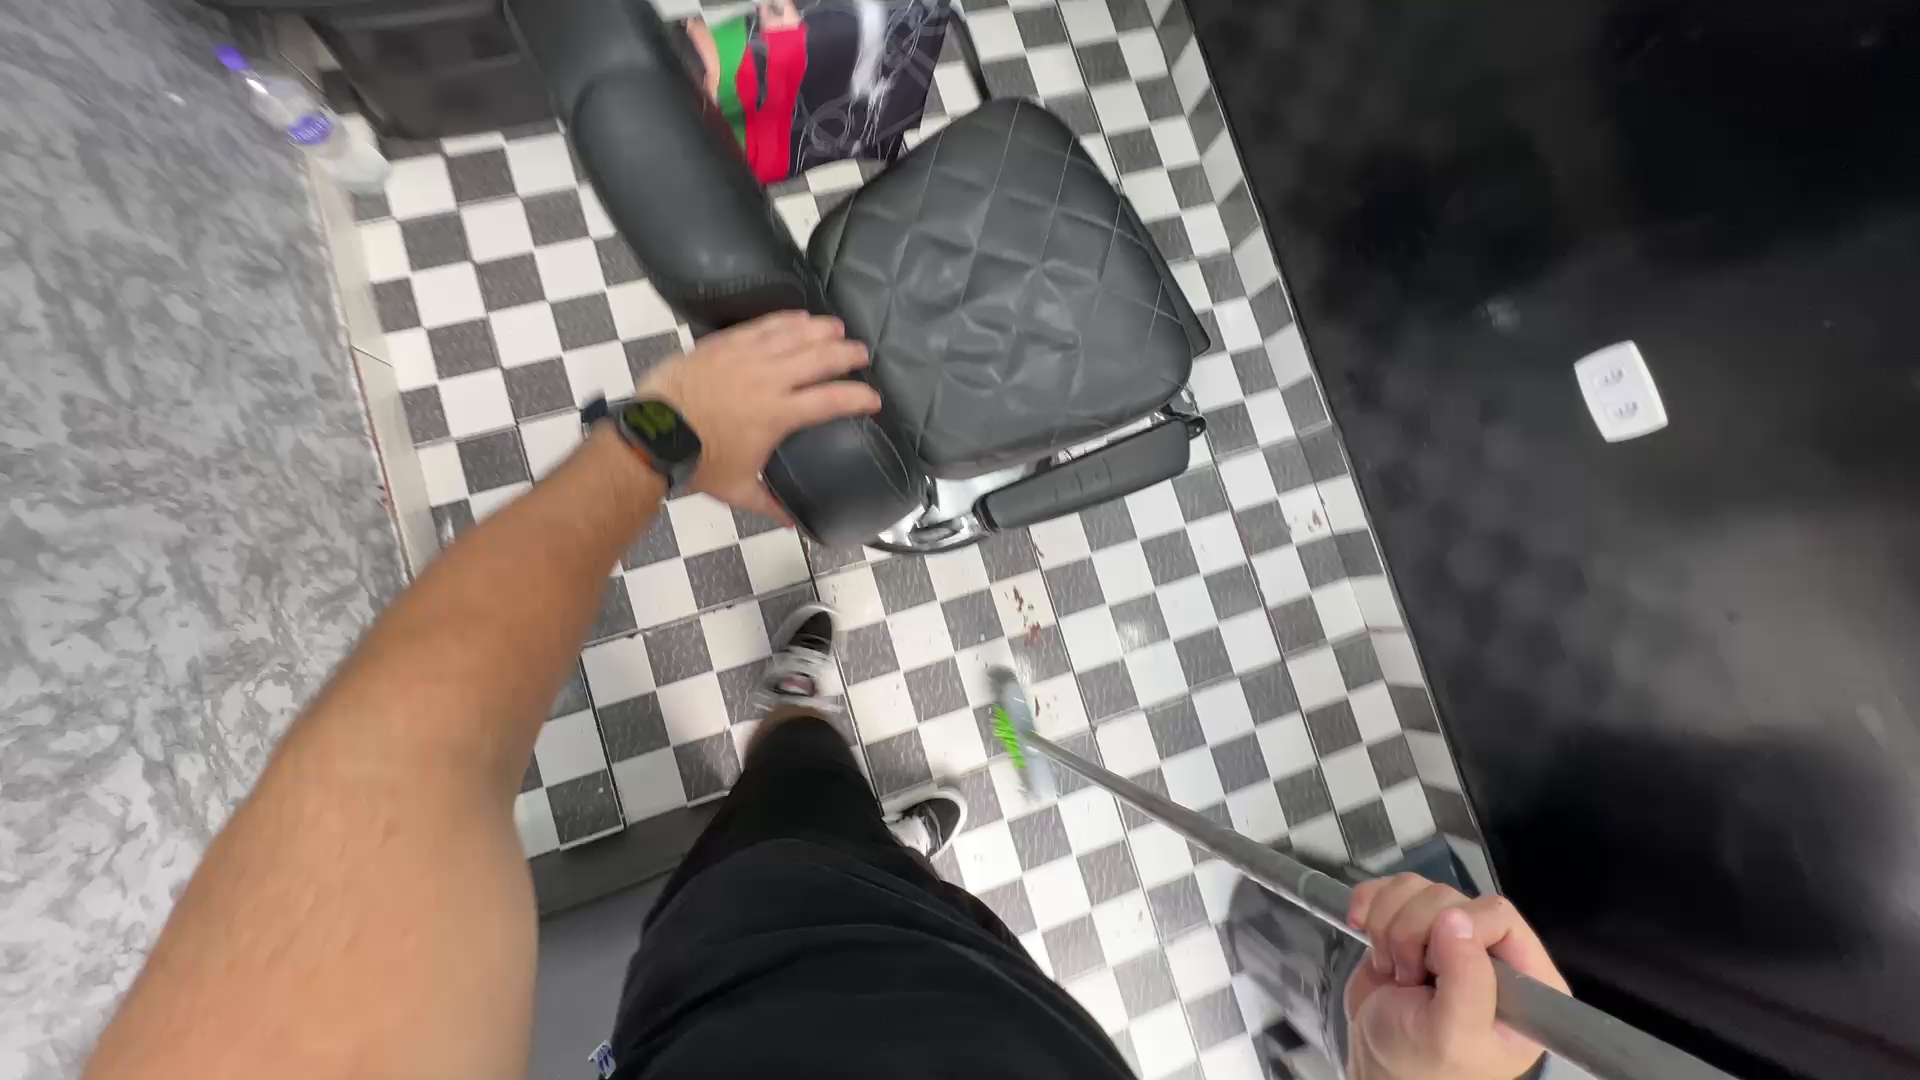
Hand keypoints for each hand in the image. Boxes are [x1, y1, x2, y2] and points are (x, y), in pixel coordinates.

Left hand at [635, 312, 879, 520]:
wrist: (653, 435)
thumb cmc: (698, 464)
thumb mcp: (738, 490)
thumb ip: (772, 504)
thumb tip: (796, 523)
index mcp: (778, 414)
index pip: (832, 400)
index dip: (860, 397)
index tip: (875, 398)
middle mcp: (768, 380)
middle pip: (820, 358)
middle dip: (848, 354)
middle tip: (862, 353)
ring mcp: (746, 357)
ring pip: (794, 335)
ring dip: (821, 330)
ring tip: (839, 328)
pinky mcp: (724, 344)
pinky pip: (763, 325)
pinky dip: (785, 319)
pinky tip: (800, 316)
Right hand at [1343, 874, 1568, 1079]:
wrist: (1378, 1065)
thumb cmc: (1424, 1065)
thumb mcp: (1453, 1036)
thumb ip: (1467, 982)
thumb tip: (1456, 917)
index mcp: (1523, 980)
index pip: (1498, 917)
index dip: (1458, 926)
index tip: (1433, 963)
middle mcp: (1489, 950)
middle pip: (1448, 897)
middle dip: (1411, 930)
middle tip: (1406, 975)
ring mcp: (1446, 933)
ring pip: (1415, 888)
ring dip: (1386, 922)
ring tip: (1390, 966)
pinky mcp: (1407, 921)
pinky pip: (1387, 886)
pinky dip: (1367, 903)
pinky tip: (1361, 930)